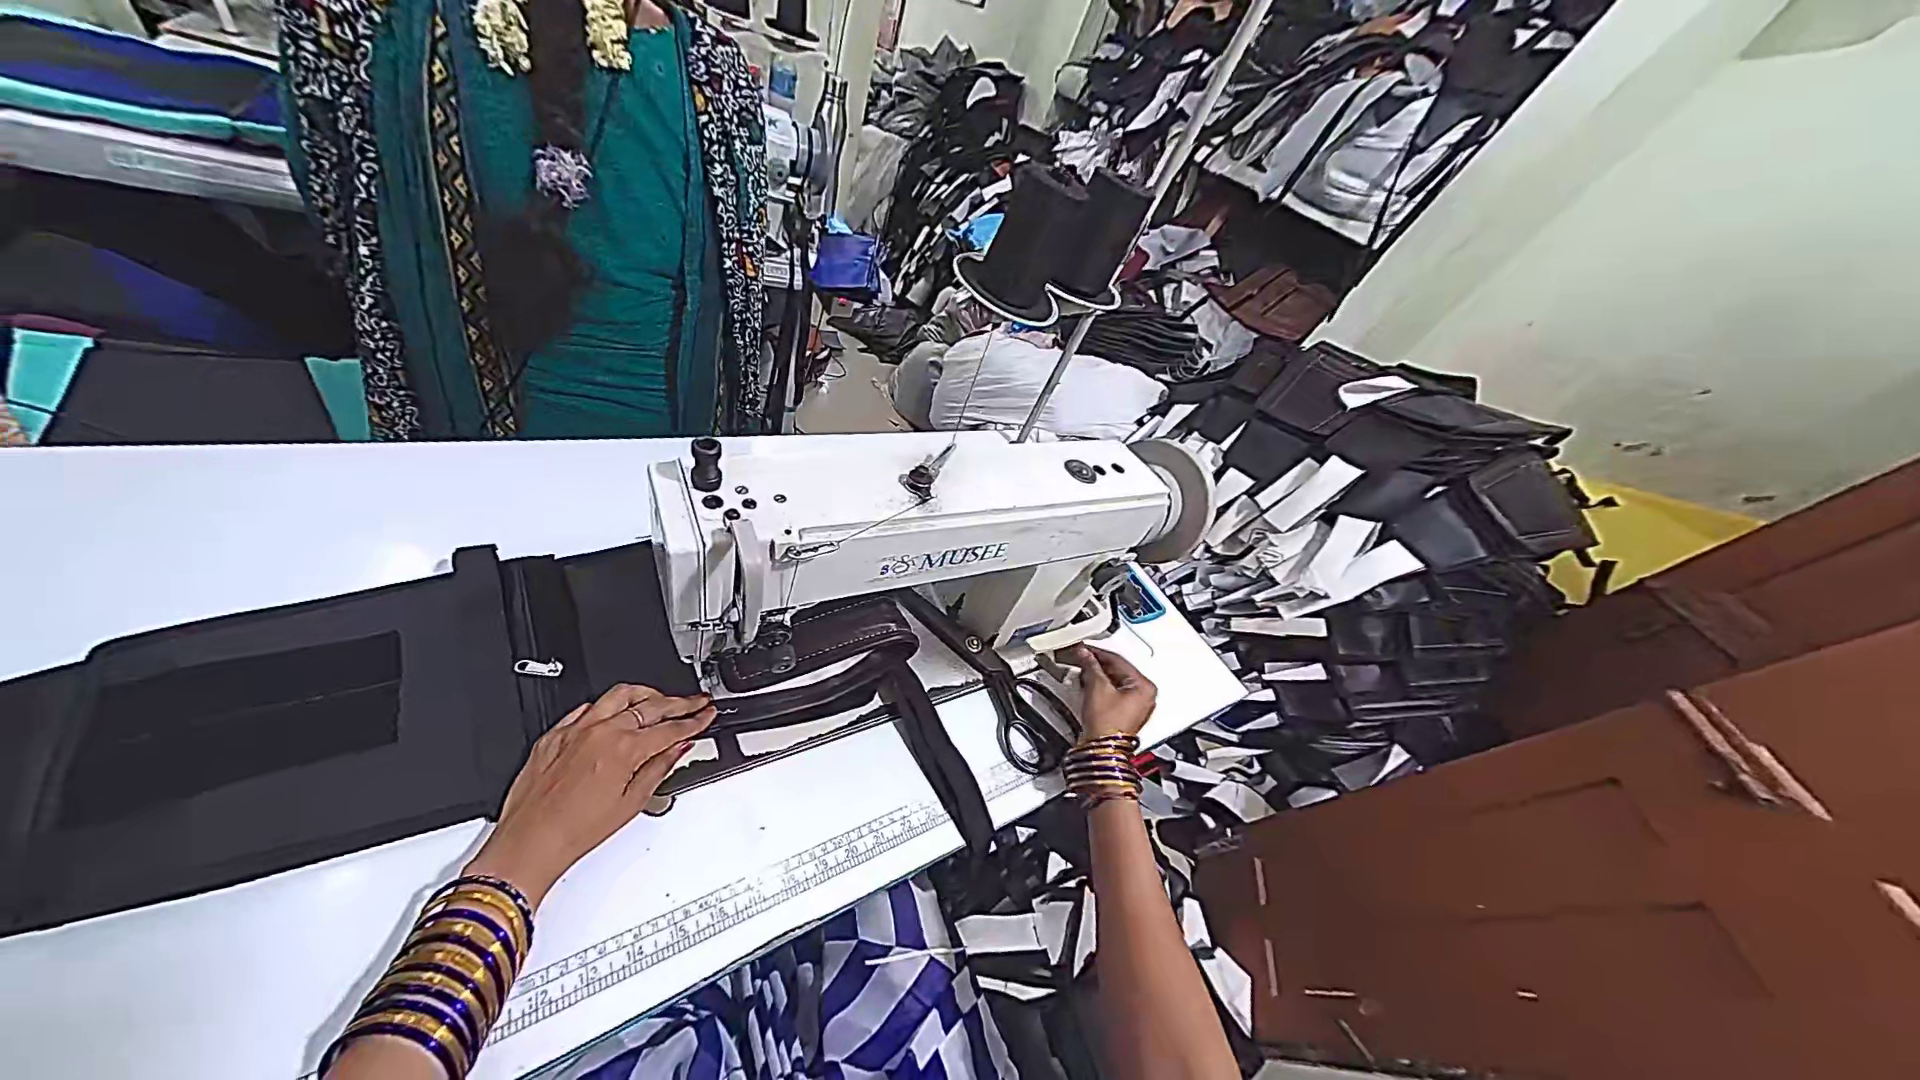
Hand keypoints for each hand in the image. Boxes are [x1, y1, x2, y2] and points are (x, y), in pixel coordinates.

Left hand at [463, 684, 714, 908]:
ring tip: (660, 698)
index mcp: (624, 749)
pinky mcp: (555, 734)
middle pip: (653, 705)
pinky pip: (588, 706)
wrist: (528, 844)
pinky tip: (616, 710)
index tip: (706, 714)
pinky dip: (609, 704)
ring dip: (647, 694)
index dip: (695, 719)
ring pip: (620, 694)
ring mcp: (576, 729)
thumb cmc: (574, 831)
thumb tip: (678, 749)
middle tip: (696, 702)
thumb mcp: (632, 802)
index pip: (672, 727)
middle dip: (681, 702)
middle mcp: (601, 732)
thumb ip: (659, 767)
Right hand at [1068, 645, 1157, 739]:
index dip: (1098, 653)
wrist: (1101, 750)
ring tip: (1083, 671)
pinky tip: (1088, 685)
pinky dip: (1100, 688)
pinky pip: (1113, 693)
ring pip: (1114, 682)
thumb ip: (1091, 666)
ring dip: (1098, 676)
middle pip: (1118, 671)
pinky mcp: (1124, 714)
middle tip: (1083, 658)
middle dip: (1098, 665)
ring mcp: (1136, 707)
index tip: (1086, 649)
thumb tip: (1086, 654)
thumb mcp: (1097, 687)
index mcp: (1145, 687)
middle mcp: (1145, 697)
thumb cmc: (1107, 725)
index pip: (1119, 661)